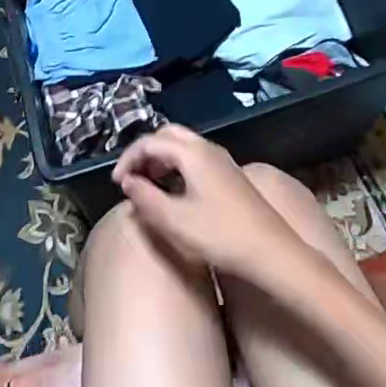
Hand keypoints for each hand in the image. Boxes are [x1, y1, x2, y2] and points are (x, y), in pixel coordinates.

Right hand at [111, 125, 315, 282]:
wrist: (269, 250)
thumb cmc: (219, 235)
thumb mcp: (173, 221)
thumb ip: (145, 198)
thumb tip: (128, 182)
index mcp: (193, 153)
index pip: (150, 141)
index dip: (128, 159)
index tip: (116, 184)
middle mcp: (209, 149)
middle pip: (168, 135)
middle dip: (145, 153)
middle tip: (131, 179)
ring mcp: (223, 161)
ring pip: (184, 146)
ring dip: (162, 160)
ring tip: (147, 187)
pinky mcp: (230, 175)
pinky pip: (196, 159)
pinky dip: (177, 167)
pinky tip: (173, 193)